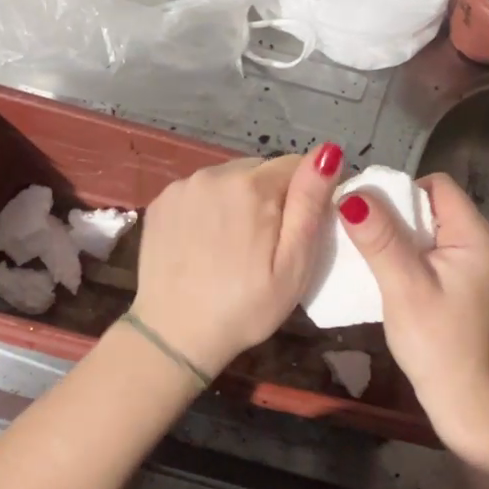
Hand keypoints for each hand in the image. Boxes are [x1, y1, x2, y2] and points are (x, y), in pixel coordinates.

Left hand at [132, 143, 342, 373]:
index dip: (303, 195)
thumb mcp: (293, 266)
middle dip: (270, 198)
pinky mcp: (160, 203)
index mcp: (251, 186)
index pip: (295, 165)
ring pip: (228, 180)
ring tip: (234, 247)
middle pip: (259, 170)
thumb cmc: (245, 308)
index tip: (296, 232)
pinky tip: (206, 245)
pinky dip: (208, 210)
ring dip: (238, 202)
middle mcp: (214, 174)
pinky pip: (199, 193)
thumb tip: (328, 153)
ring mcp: (182, 187)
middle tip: (265, 246)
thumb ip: (309, 205)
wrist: (174, 335)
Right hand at [338, 173, 488, 429]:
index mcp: (475, 235)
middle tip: (358, 233)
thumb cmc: (434, 341)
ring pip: (426, 232)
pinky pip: (428, 255)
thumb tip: (350, 194)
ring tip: (365, 253)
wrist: (460, 397)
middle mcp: (479, 243)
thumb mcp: (403, 286)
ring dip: (395, 238)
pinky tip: (382, 274)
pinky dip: (404, 257)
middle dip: (393, 214)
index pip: (436, 186)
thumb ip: (380, 238)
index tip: (365, 213)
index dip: (399, 191)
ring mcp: (471, 266)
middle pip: (430, 206)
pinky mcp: (460, 285)